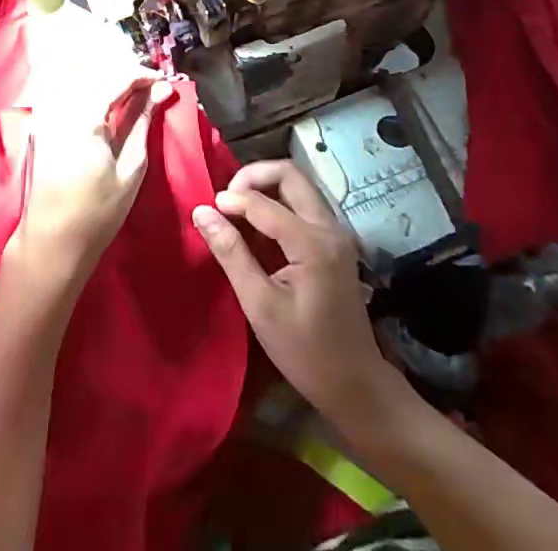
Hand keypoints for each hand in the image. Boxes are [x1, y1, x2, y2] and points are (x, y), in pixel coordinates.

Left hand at [12, 75, 173, 282]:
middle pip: (94, 72)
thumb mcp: (131, 167)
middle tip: (148, 89)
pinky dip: (82, 89)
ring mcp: (43, 116)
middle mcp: (59, 109)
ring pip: (74, 77)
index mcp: (84, 119)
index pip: (115, 78)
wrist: (52, 241)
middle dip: (123, 74)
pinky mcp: (38, 126)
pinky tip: (99, 105)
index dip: (142, 74)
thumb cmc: (98, 212)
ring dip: (102, 79)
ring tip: (125, 96)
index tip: (162, 81)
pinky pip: (60, 92)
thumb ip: (142, 122)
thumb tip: (160, 90)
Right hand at [192, 161, 396, 425]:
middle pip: (291, 175)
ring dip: (266, 188)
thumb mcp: (260, 305)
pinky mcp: (335, 242)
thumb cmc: (304, 351)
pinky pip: (304, 204)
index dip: (231, 201)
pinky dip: (278, 203)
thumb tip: (202, 212)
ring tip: (236, 211)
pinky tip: (257, 226)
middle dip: (252, 178)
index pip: (264, 203)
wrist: (355, 382)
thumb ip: (232, 254)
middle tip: (224, 200)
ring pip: (299, 186)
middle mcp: (330, 228)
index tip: (206, 212)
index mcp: (313, 244)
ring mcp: (336, 233)